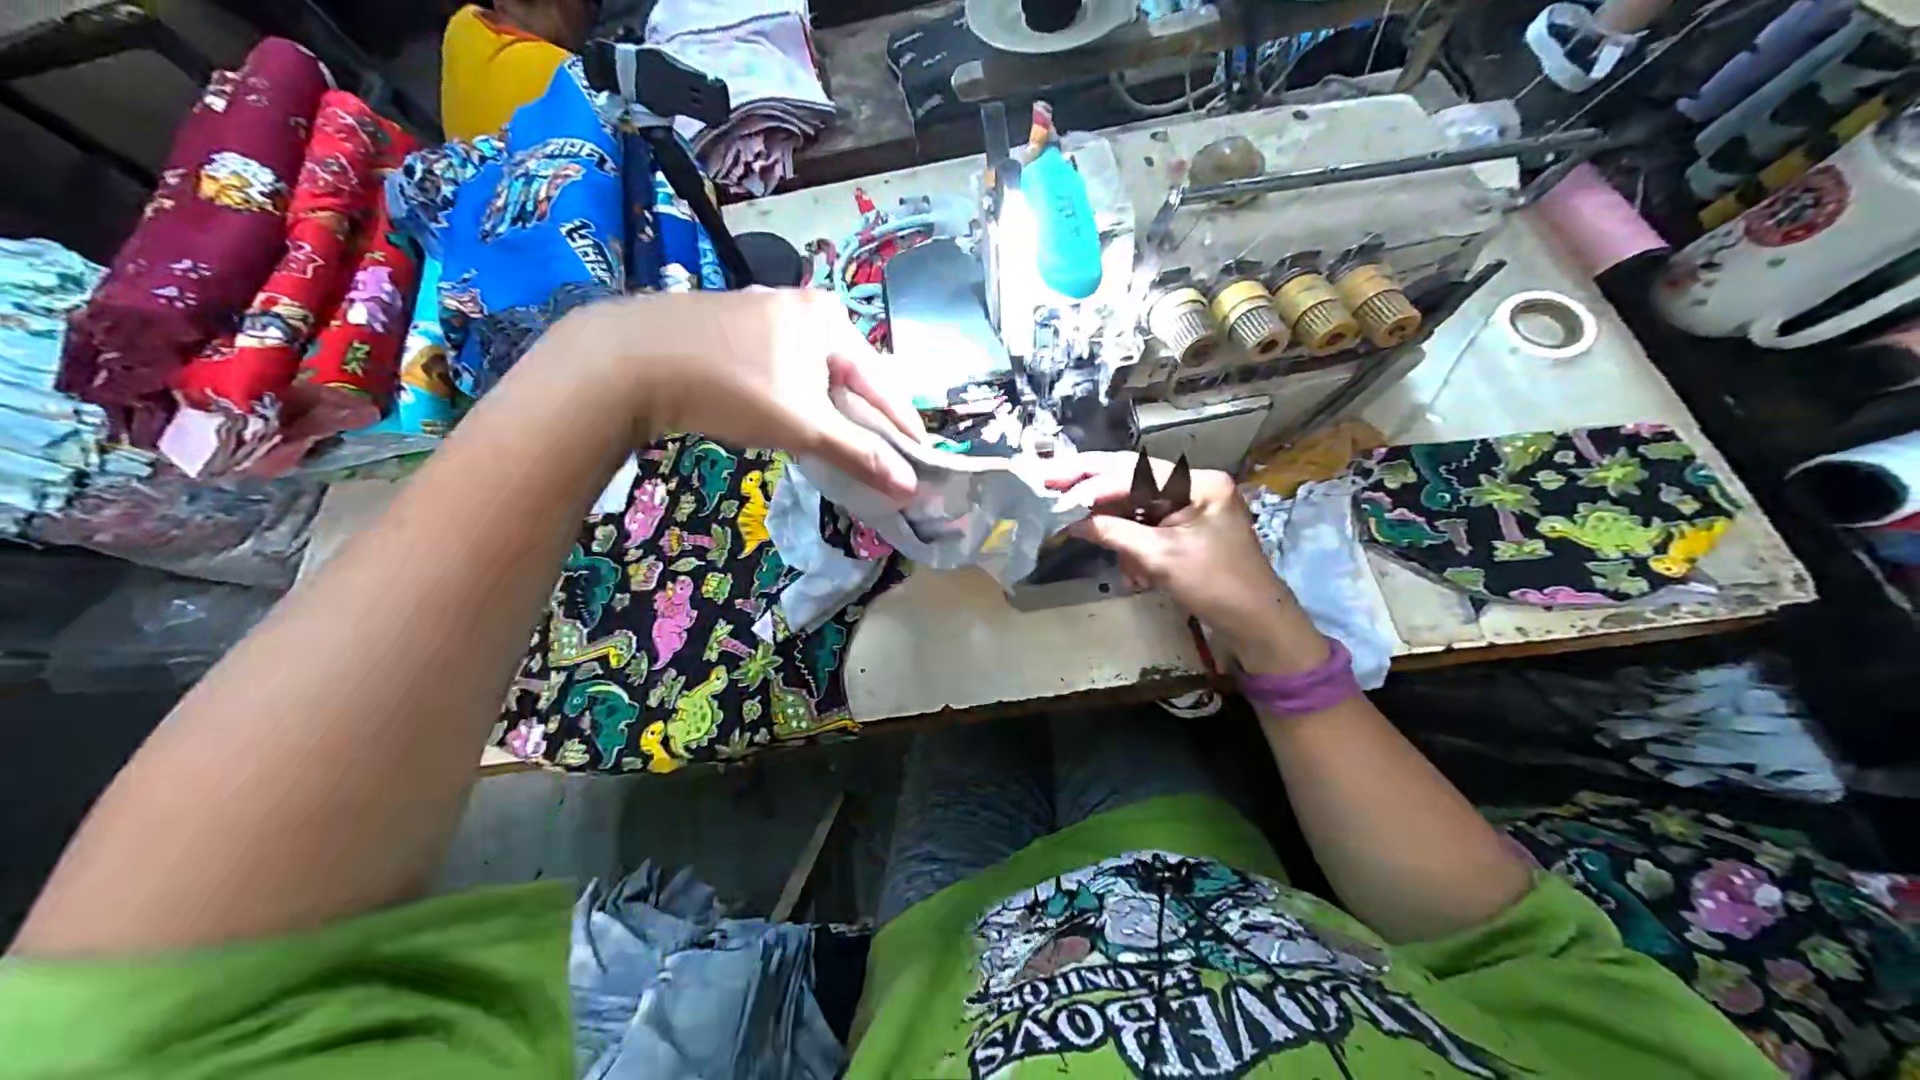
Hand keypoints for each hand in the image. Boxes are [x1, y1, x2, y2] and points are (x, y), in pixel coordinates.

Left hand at [553, 289, 924, 501]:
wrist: (627, 361)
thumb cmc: (731, 387)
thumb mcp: (803, 425)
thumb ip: (858, 453)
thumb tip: (909, 485)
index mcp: (830, 320)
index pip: (883, 383)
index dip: (902, 426)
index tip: (921, 460)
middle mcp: (802, 306)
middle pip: (849, 374)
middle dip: (863, 418)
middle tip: (876, 457)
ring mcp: (762, 312)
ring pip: (813, 371)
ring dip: (827, 409)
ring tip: (834, 444)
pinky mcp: (730, 326)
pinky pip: (782, 367)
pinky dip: (794, 397)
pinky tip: (785, 417)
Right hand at [1052, 453, 1328, 673]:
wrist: (1257, 622)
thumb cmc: (1216, 585)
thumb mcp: (1160, 557)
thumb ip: (1113, 533)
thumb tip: (1071, 522)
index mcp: (1198, 483)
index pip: (1134, 472)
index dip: (1093, 484)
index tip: (1058, 495)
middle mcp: (1194, 485)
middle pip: (1132, 478)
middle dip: (1091, 486)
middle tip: (1050, 478)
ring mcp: (1189, 506)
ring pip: (1134, 504)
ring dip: (1113, 526)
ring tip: (1087, 536)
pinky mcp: (1184, 528)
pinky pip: (1145, 525)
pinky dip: (1130, 544)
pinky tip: (1131, 571)